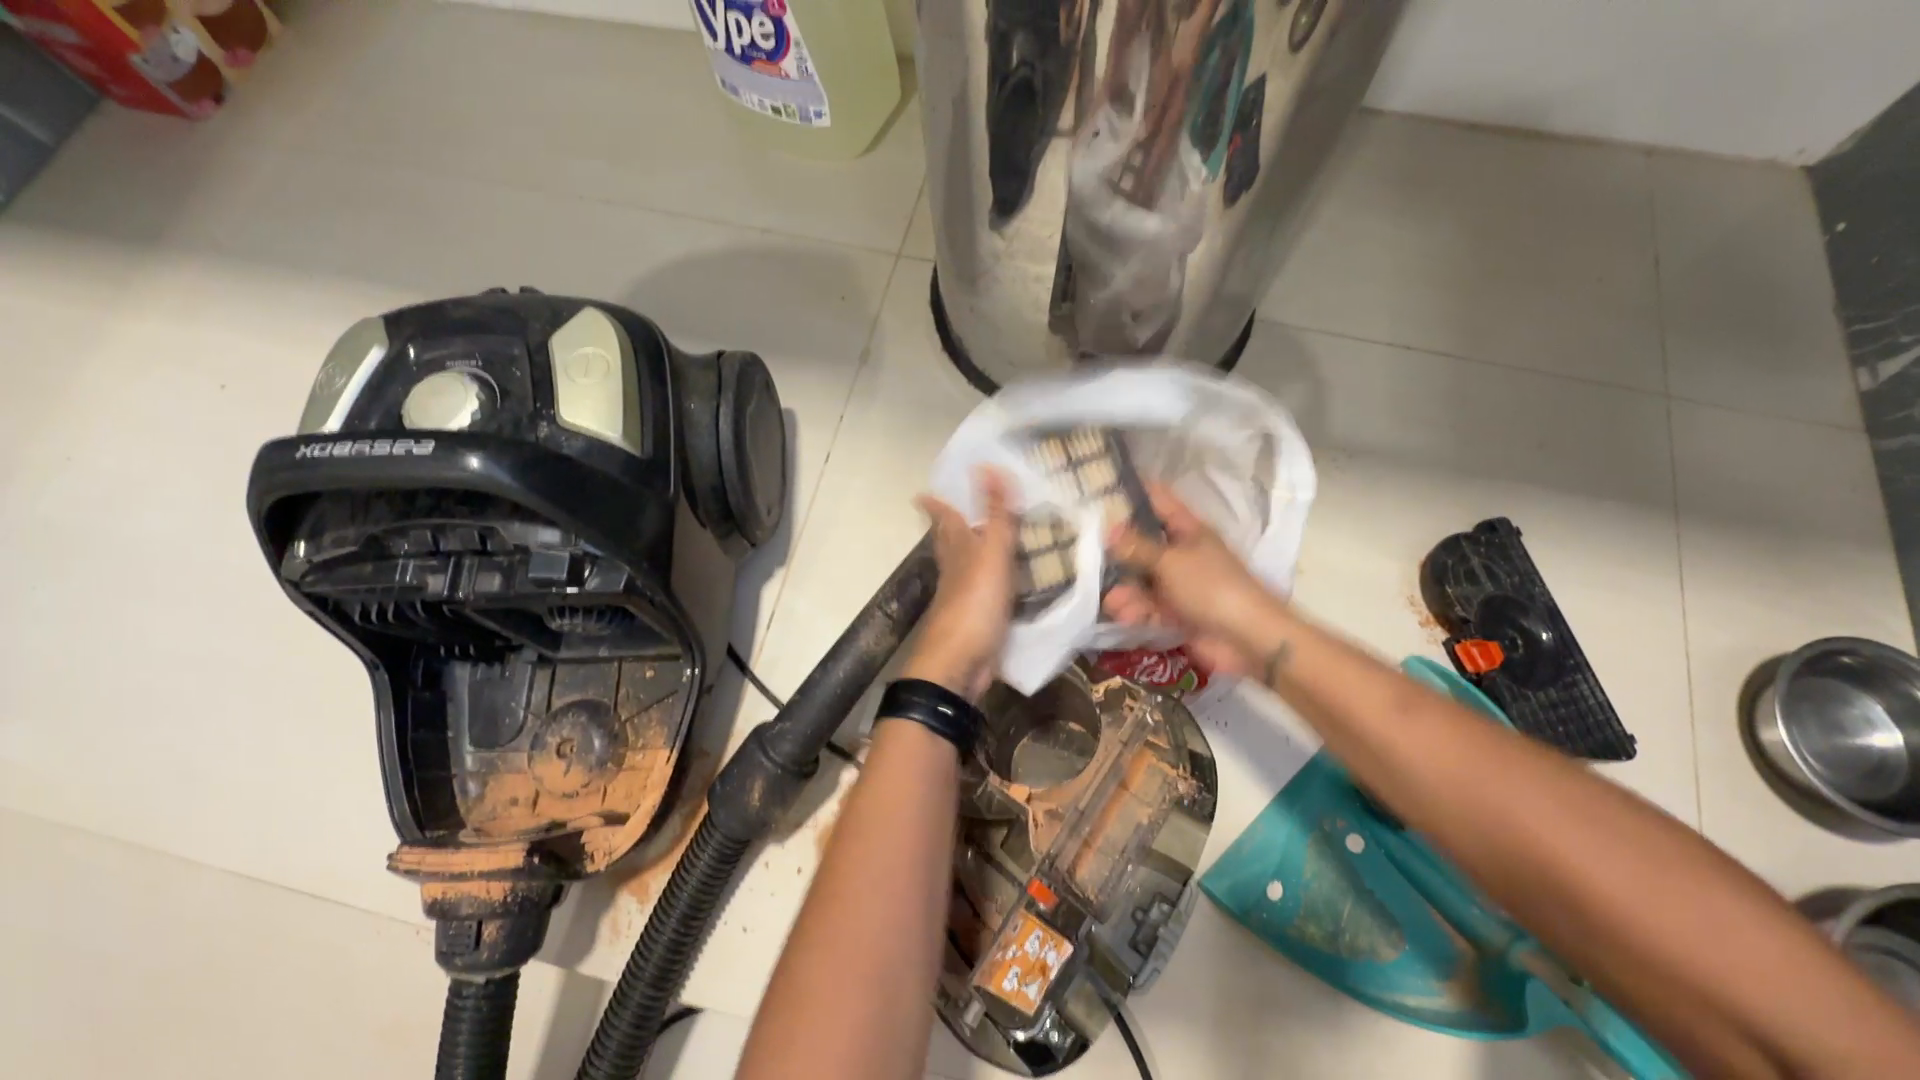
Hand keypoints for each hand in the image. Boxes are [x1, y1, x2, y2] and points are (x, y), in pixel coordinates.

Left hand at [899, 468, 1016, 701]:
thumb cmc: (973, 605)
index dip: (936, 506)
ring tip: (988, 545)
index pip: (944, 520)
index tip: (923, 493)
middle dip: (951, 529)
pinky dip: (996, 587)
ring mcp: (965, 600)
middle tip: (956, 514)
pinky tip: (1007, 589)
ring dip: (974, 557)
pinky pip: (988, 596)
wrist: (959, 666)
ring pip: (968, 570)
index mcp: (956, 552)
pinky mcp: (979, 624)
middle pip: (950, 545)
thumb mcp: (991, 553)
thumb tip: (986, 465)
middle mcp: (956, 572)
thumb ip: (996, 513)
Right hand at [1103, 485, 1286, 675]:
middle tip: (1081, 548)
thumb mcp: (1170, 561)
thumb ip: (1137, 547)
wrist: (1246, 638)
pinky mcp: (1176, 614)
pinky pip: (1148, 606)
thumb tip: (1107, 528)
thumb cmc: (1211, 587)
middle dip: (1116, 548)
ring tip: (1111, 601)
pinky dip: (1136, 610)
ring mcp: (1179, 585)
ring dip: (1125, 590)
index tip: (1101, 485)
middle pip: (1143, 543)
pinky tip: (1123, 615)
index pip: (1159, 500)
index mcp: (1189, 530)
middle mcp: (1182, 553)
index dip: (1134, 490)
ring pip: (1141, 580)